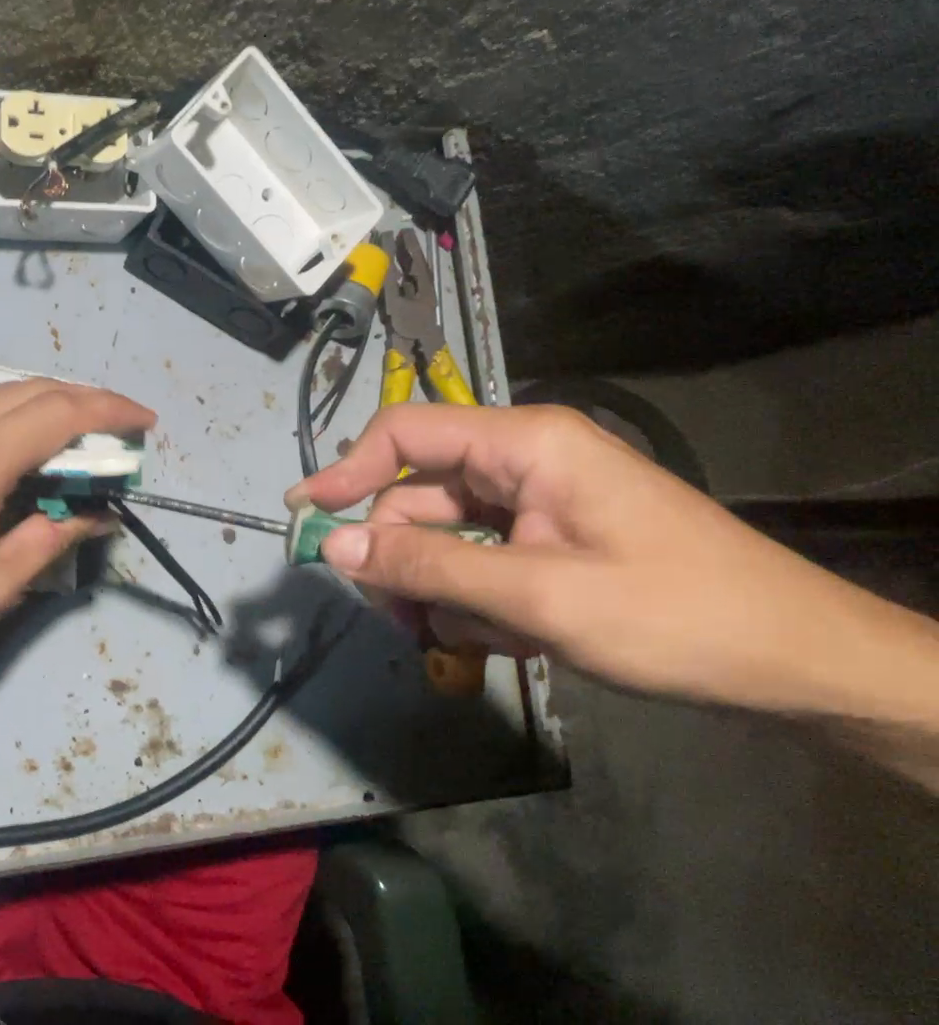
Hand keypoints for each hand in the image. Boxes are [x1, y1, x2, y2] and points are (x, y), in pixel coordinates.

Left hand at [0, 380, 155, 684]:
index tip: (144, 422)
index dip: (108, 410)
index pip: (54, 414)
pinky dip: (10, 412)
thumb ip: (51, 541)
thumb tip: (102, 513)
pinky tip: (26, 442)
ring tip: (83, 438)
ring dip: (49, 404)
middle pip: (32, 391)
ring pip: (0, 392)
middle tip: (120, 434)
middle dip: (87, 403)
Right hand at [293, 404, 924, 715]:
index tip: (302, 516)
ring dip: (438, 592)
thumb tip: (330, 544)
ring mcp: (535, 505)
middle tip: (398, 620)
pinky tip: (507, 641)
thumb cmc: (676, 617)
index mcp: (527, 446)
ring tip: (471, 641)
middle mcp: (523, 464)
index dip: (346, 469)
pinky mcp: (545, 543)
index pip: (405, 433)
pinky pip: (474, 565)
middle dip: (399, 560)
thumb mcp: (539, 595)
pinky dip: (472, 605)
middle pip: (415, 498)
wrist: (798, 668)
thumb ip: (428, 566)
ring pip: (440, 540)